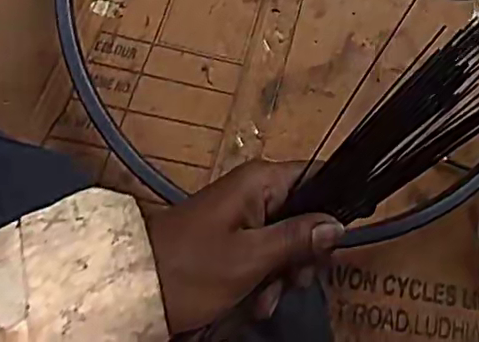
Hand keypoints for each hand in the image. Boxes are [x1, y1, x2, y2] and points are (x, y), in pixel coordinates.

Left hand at [143, 161, 343, 332]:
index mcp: (261, 180)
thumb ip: (296, 238)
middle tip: (292, 282)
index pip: (312, 176)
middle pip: (302, 213)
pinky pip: (264, 252)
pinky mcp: (233, 236)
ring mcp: (243, 212)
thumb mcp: (251, 258)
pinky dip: (263, 278)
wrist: (141, 286)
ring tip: (263, 299)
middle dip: (300, 254)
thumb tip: (337, 225)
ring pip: (284, 239)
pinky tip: (253, 302)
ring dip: (281, 274)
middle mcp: (255, 188)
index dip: (329, 207)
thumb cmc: (194, 267)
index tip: (332, 246)